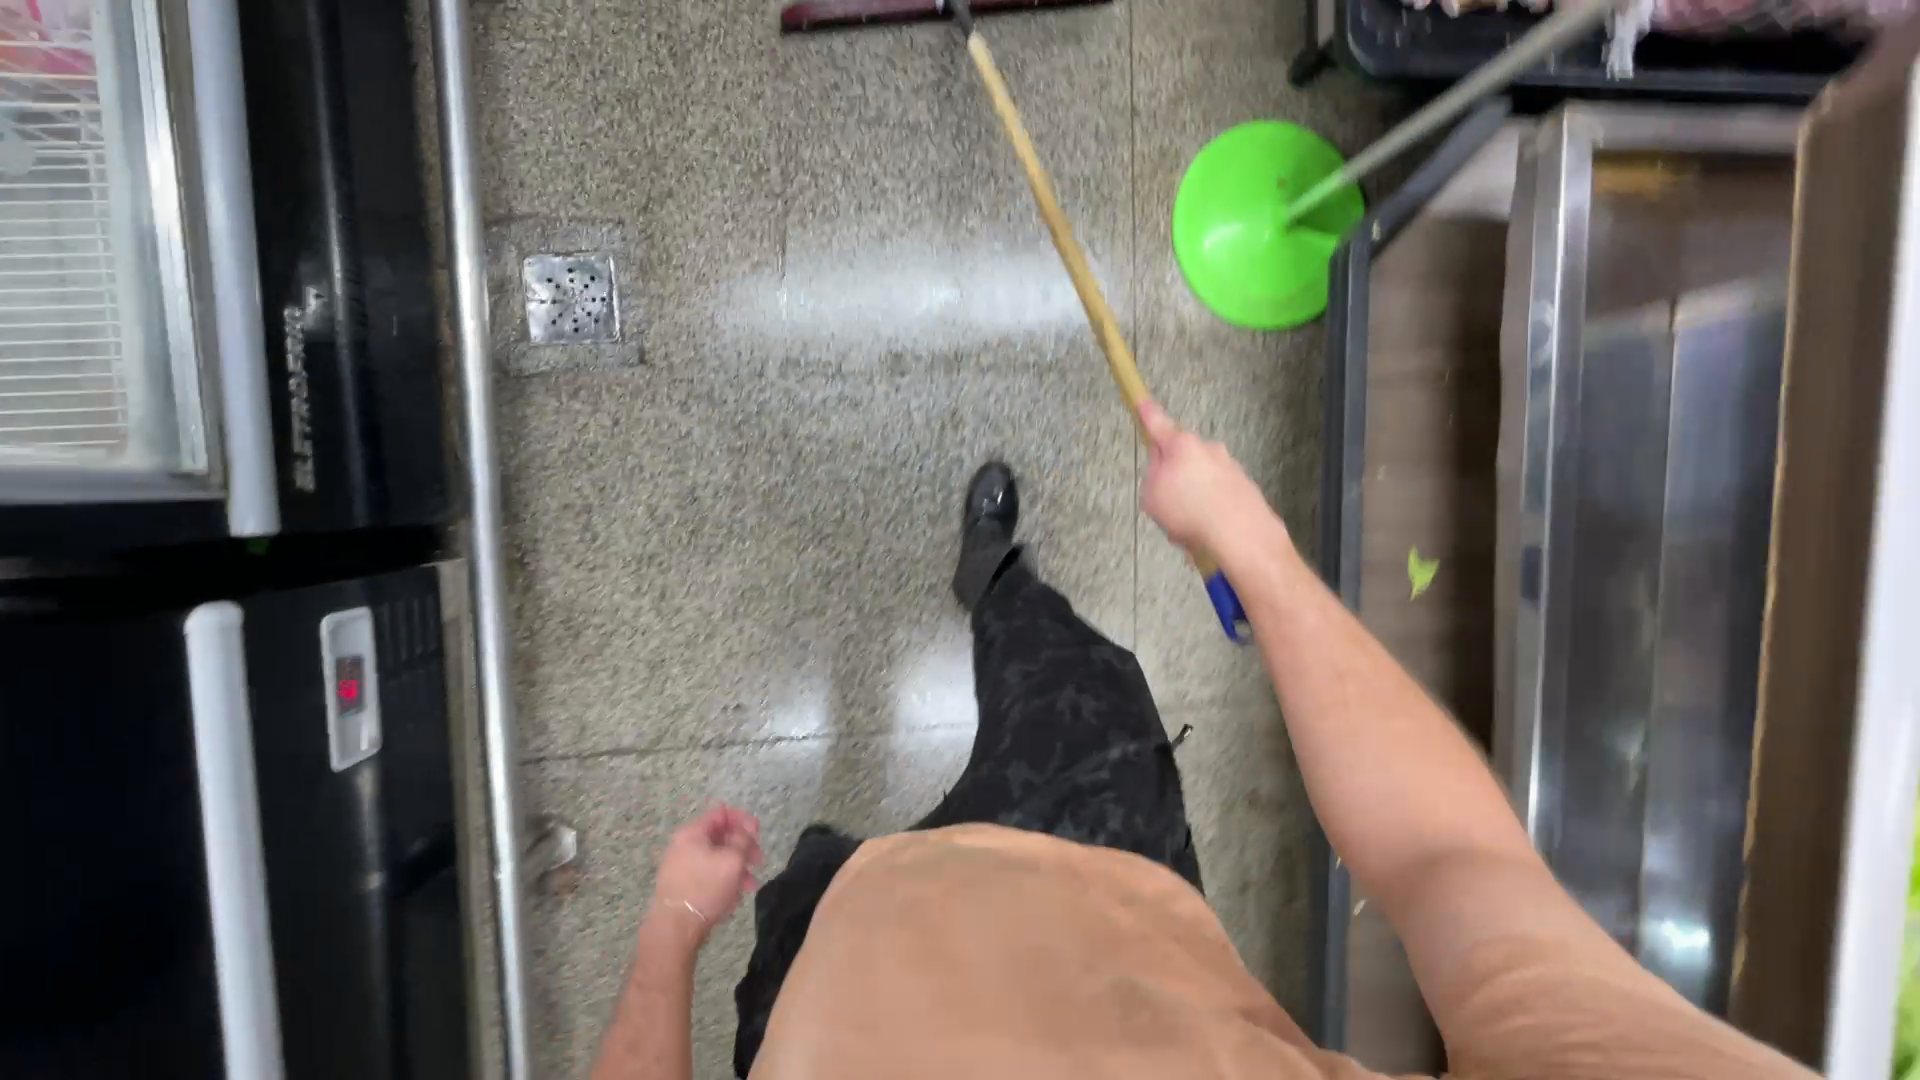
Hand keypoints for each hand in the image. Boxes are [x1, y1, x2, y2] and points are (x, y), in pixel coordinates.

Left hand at [649, 804, 762, 944]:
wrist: (674, 929)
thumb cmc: (705, 888)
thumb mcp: (732, 860)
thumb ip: (742, 840)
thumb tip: (746, 828)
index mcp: (693, 832)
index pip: (722, 812)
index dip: (743, 819)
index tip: (758, 834)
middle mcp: (684, 845)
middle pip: (721, 835)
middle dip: (743, 846)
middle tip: (759, 861)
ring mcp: (681, 865)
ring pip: (716, 857)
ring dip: (737, 866)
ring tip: (750, 885)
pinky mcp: (682, 884)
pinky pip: (708, 873)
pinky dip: (724, 878)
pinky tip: (734, 895)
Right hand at [1138, 400, 1282, 555]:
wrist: (1240, 533)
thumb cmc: (1189, 511)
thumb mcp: (1151, 495)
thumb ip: (1153, 474)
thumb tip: (1161, 467)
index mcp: (1181, 445)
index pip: (1158, 424)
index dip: (1147, 413)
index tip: (1142, 401)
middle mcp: (1208, 448)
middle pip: (1183, 453)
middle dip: (1174, 471)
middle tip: (1166, 499)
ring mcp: (1229, 465)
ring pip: (1202, 474)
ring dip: (1193, 491)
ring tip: (1188, 522)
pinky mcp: (1244, 484)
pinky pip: (1218, 491)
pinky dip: (1211, 504)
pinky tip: (1207, 526)